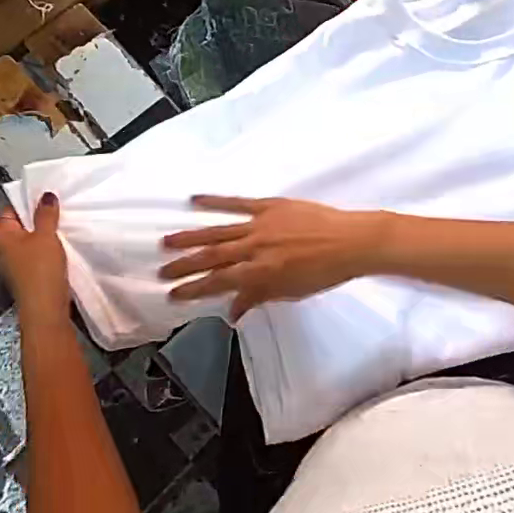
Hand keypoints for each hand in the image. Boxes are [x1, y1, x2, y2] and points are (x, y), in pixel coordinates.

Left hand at [0, 193, 69, 318]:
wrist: (45, 308)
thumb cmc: (41, 268)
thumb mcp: (45, 235)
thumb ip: (46, 213)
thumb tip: (46, 195)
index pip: (11, 209)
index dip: (30, 202)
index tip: (51, 198)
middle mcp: (2, 248)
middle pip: (21, 225)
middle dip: (40, 219)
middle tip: (61, 210)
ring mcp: (13, 263)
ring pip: (30, 241)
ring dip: (46, 235)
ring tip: (65, 226)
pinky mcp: (26, 274)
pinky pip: (36, 255)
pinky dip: (48, 250)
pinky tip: (63, 247)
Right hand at [160, 196, 390, 318]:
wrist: (352, 242)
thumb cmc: (325, 272)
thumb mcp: (290, 292)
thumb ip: (258, 298)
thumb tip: (232, 311)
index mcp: (260, 272)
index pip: (218, 282)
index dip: (193, 289)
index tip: (173, 294)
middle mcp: (254, 248)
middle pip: (211, 257)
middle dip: (184, 266)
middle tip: (161, 271)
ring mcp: (260, 225)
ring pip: (217, 231)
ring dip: (190, 237)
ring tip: (167, 241)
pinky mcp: (269, 206)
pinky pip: (237, 203)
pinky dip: (214, 201)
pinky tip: (194, 201)